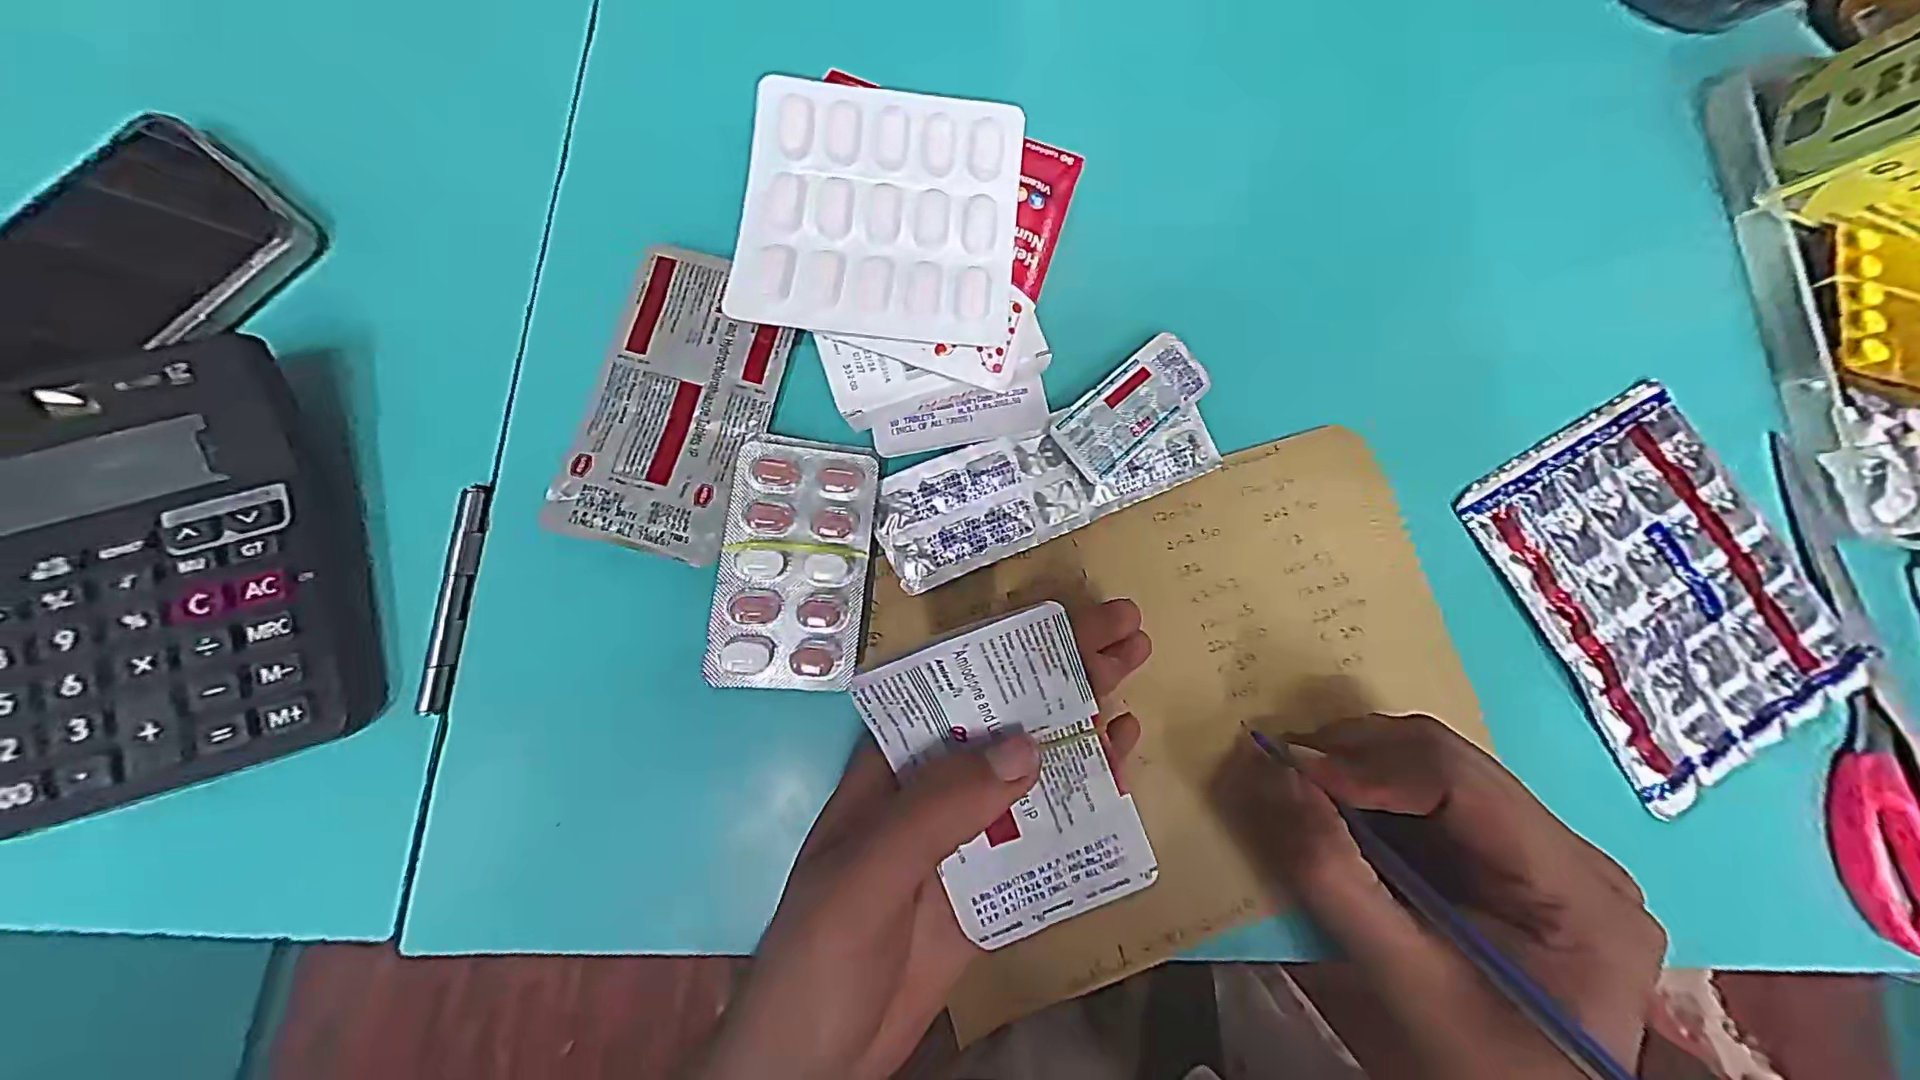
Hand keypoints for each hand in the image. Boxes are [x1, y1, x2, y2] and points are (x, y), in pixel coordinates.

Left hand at [688, 599, 1152, 1079]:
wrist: (819, 1057)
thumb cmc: (822, 950)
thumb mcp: (871, 869)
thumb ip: (940, 807)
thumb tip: (1027, 746)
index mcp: (895, 762)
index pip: (960, 686)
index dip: (1016, 649)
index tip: (1072, 620)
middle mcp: (936, 781)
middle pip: (1008, 714)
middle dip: (1066, 669)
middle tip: (1128, 632)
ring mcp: (969, 828)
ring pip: (1035, 763)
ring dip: (1082, 720)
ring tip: (1134, 678)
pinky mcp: (994, 876)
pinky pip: (1047, 825)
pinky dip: (1085, 791)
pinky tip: (1120, 762)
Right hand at [1218, 714, 1665, 1079]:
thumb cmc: (1474, 1059)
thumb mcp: (1401, 976)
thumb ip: (1333, 875)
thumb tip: (1276, 774)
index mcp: (1577, 889)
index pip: (1460, 782)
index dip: (1366, 766)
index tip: (1290, 773)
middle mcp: (1570, 852)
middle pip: (1443, 759)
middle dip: (1352, 756)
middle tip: (1282, 770)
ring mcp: (1538, 848)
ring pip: (1428, 763)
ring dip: (1354, 766)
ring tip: (1300, 787)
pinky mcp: (1500, 852)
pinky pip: (1421, 790)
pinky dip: (1364, 788)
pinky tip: (1334, 808)